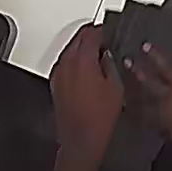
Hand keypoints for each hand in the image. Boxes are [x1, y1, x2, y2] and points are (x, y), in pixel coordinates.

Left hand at [49, 24, 121, 159]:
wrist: (82, 140)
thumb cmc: (100, 116)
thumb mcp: (116, 86)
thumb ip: (110, 63)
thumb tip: (107, 54)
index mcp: (82, 60)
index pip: (91, 33)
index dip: (103, 31)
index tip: (111, 33)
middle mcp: (67, 63)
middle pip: (78, 38)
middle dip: (92, 36)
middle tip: (106, 41)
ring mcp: (58, 73)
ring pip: (70, 49)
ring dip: (83, 48)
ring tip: (99, 55)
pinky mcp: (55, 83)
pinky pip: (66, 63)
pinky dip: (76, 60)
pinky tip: (88, 70)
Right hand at [129, 38, 171, 157]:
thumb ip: (170, 133)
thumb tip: (164, 130)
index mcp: (162, 115)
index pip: (143, 109)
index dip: (132, 104)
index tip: (124, 98)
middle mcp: (168, 96)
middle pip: (149, 83)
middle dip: (136, 72)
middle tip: (126, 60)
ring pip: (165, 67)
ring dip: (155, 55)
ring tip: (146, 45)